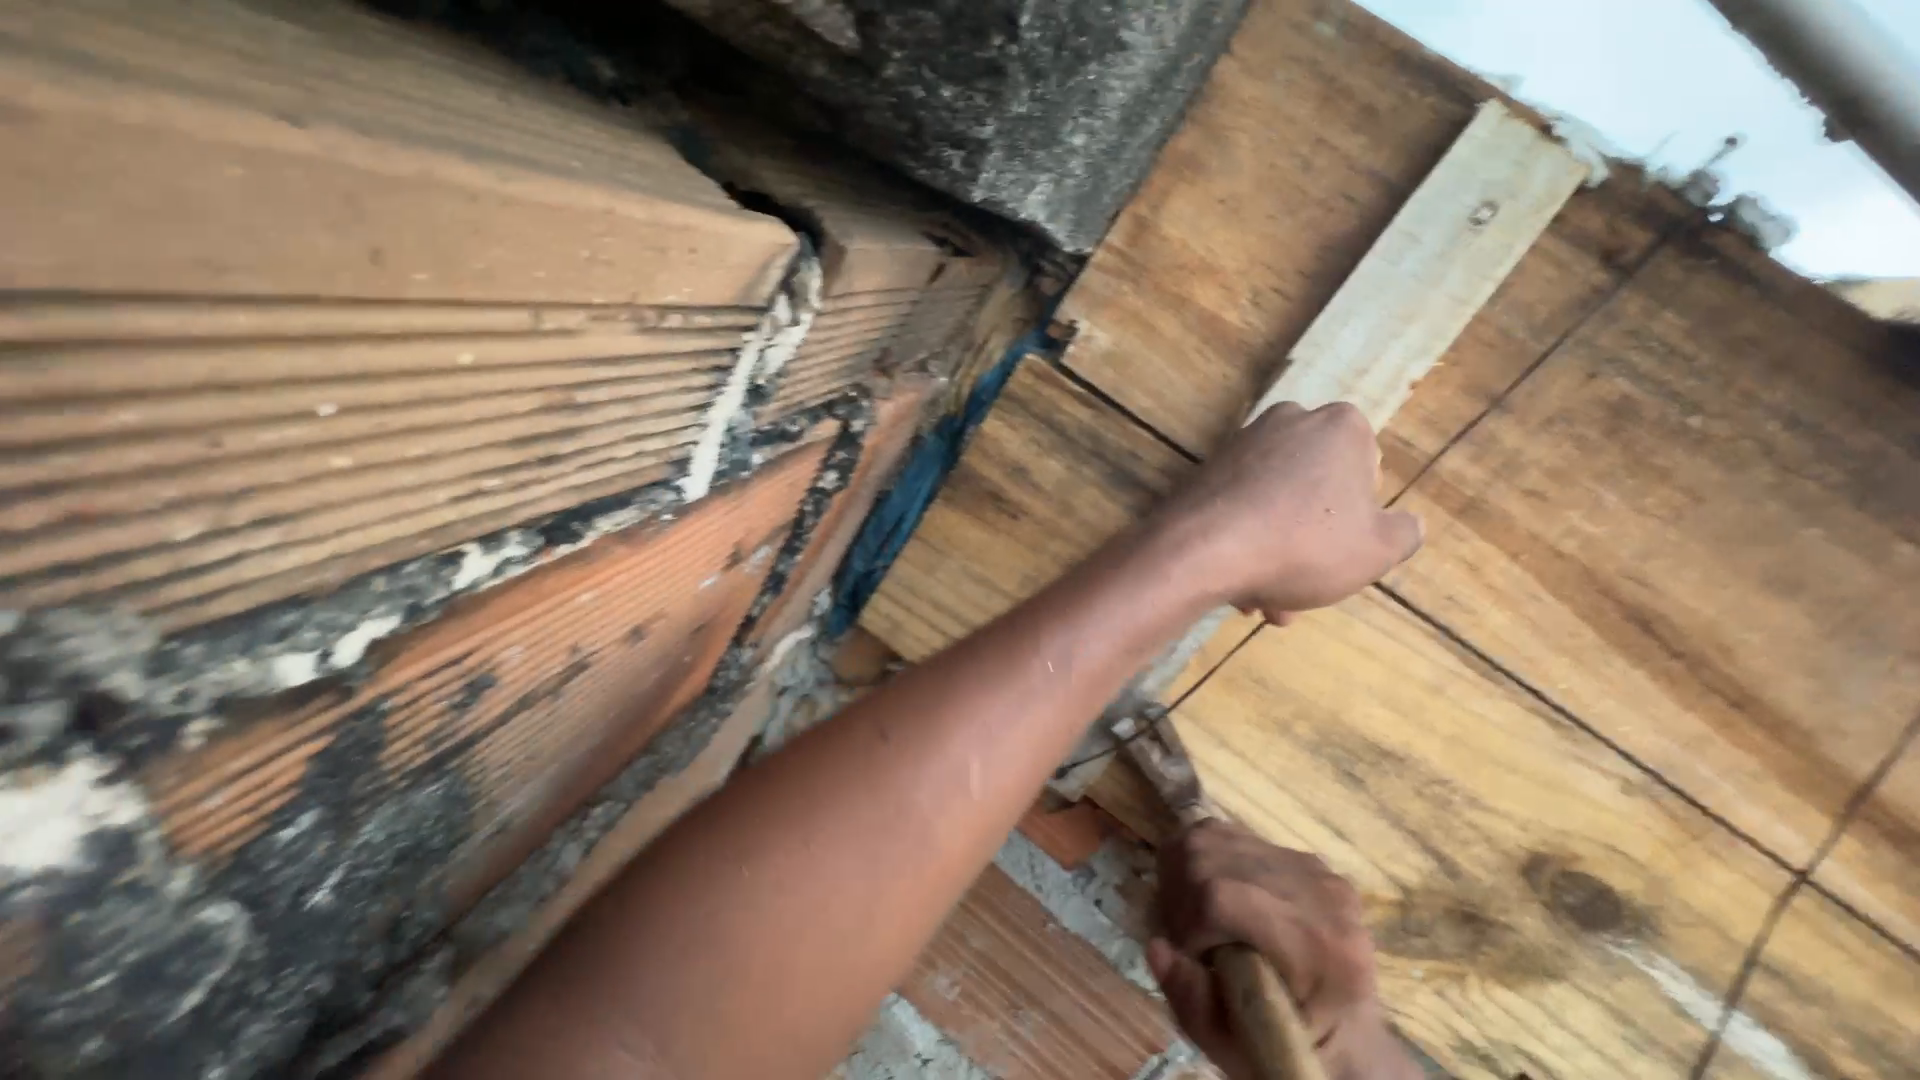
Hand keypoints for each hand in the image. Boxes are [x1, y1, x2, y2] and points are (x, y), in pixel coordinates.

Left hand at [1148, 402, 1421, 622]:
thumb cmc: (1304, 545)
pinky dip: (1244, 548)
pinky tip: (1241, 591)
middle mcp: (1288, 421)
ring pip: (1275, 510)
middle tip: (1302, 593)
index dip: (1361, 518)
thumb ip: (1403, 534)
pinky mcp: (1203, 472)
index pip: (1368, 471)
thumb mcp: (1378, 550)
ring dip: (1277, 559)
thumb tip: (1405, 525)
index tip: (1345, 550)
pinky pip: (1238, 513)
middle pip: (1315, 494)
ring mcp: (1240, 445)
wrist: (1201, 551)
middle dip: (1312, 548)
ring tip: (1268, 604)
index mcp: (1340, 425)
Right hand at [1148, 822, 1420, 1079]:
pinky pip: (1234, 837)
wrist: (1348, 1040)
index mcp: (1321, 952)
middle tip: (1185, 935)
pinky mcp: (1307, 859)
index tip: (1189, 955)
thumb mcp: (1233, 1050)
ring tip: (1197, 915)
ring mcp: (1317, 870)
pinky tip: (1219, 899)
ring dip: (1187, 872)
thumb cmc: (1287, 1050)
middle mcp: (1325, 896)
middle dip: (1178, 893)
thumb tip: (1156, 947)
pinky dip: (1208, 862)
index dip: (1185, 920)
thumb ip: (1192, 1002)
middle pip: (1210, 855)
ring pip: (1215, 835)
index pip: (1221, 896)